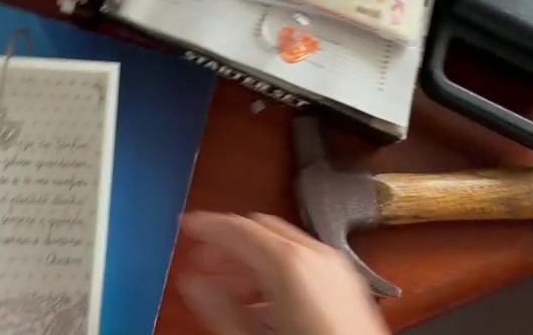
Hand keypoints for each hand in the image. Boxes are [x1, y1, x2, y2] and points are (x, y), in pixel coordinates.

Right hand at [177, 212, 388, 334]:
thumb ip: (221, 308)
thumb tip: (193, 281)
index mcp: (290, 260)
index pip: (239, 226)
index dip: (208, 224)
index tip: (186, 225)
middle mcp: (315, 251)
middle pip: (261, 231)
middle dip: (229, 244)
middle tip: (202, 262)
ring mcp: (334, 265)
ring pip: (282, 246)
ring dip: (251, 260)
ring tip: (226, 287)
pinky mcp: (346, 282)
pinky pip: (303, 263)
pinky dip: (276, 272)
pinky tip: (261, 301)